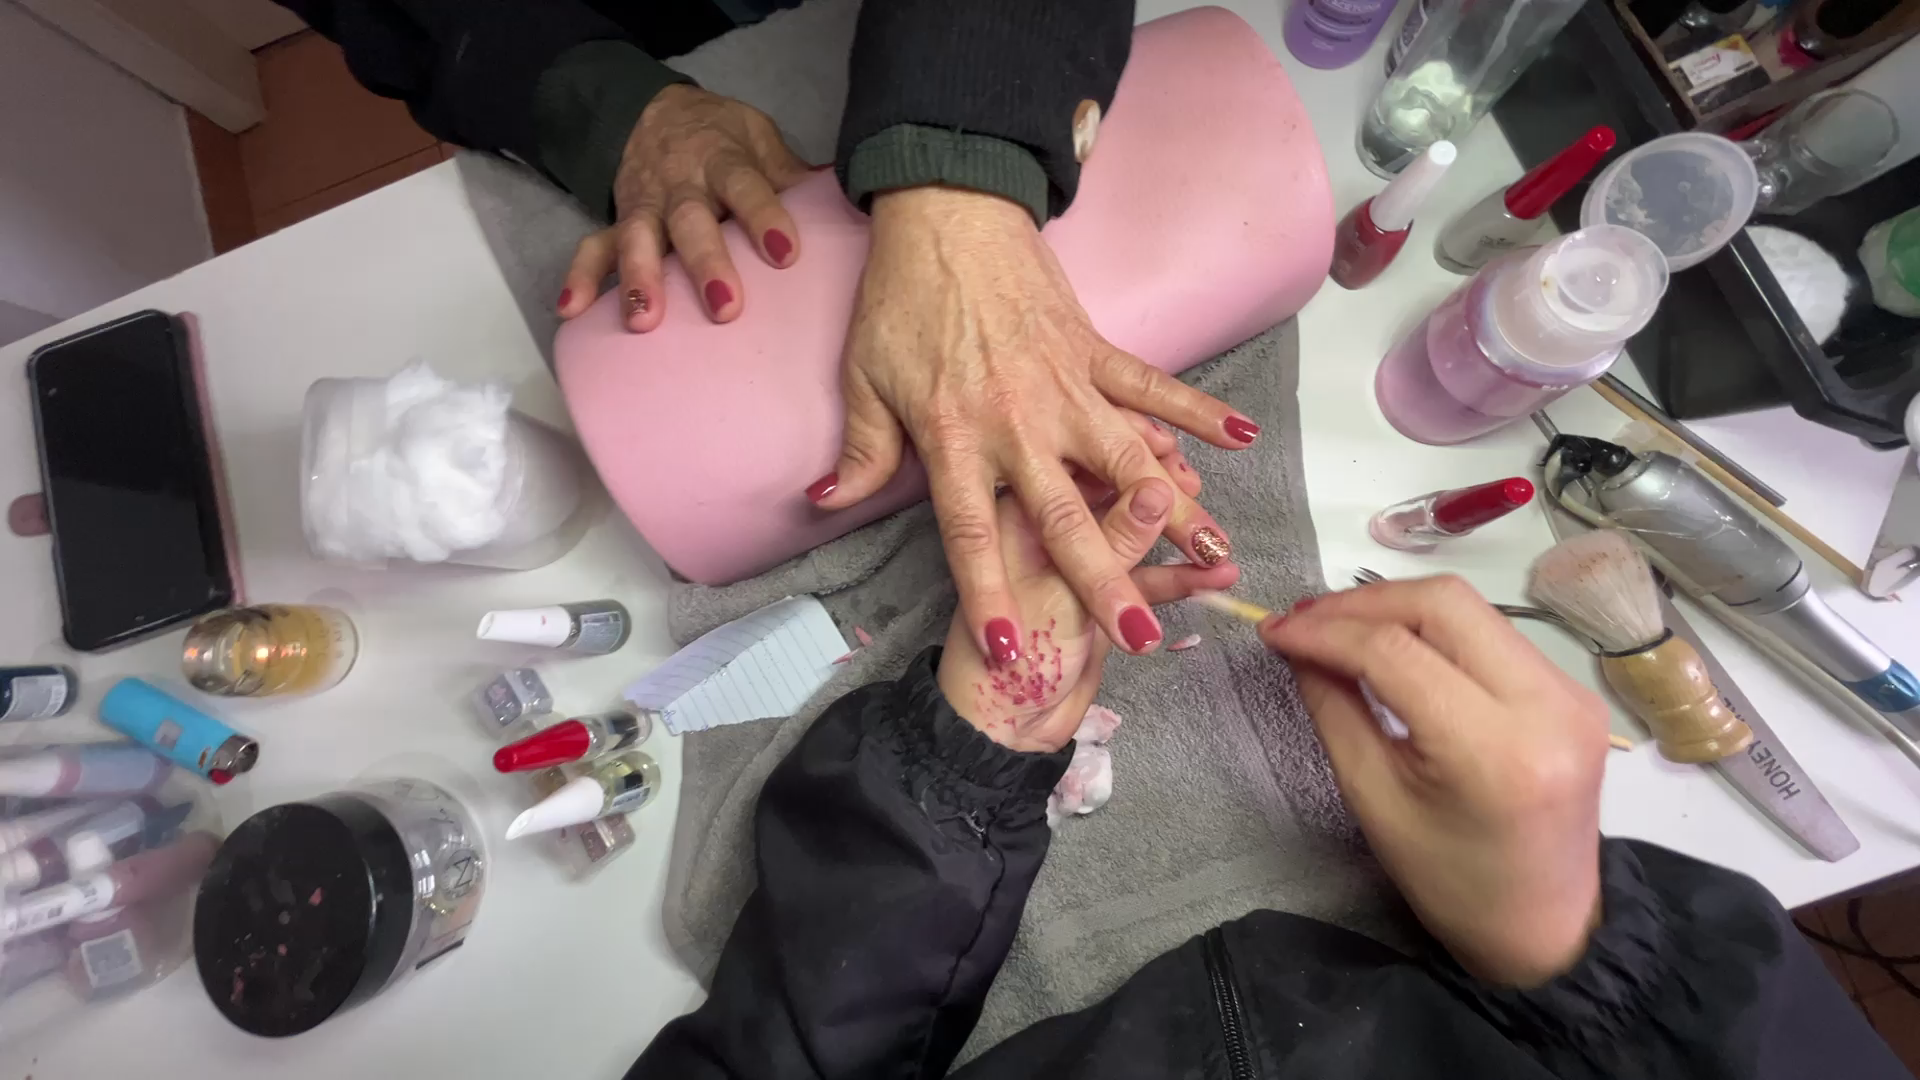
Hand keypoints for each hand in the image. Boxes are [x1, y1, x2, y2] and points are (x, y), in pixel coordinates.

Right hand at [557, 84, 811, 329]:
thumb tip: (850, 204)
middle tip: (726, 309)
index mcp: (725, 161)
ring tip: (644, 321)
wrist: (659, 111)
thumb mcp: (762, 143)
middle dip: (705, 264)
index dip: (764, 218)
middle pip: (691, 223)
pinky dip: (581, 276)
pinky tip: (571, 310)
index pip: (747, 187)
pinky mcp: (619, 220)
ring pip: (639, 239)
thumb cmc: (727, 141)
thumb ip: (792, 179)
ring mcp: (646, 205)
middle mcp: (682, 184)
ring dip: (640, 279)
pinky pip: (593, 246)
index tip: (786, 254)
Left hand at [815, 186, 1258, 666]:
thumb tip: (824, 504)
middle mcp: (1015, 423)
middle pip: (1063, 514)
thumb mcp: (864, 380)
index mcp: (954, 439)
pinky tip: (1239, 439)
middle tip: (1136, 635)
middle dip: (1101, 579)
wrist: (944, 215)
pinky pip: (1150, 385)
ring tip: (1214, 555)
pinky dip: (1193, 411)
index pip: (972, 535)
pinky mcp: (1093, 349)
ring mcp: (1062, 385)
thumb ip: (859, 452)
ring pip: (1124, 458)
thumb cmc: (901, 303)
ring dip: (1171, 509)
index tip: (1009, 649)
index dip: (988, 594)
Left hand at [936, 425, 1238, 752]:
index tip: (1174, 456)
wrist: (1000, 733)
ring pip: (1132, 539)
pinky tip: (1216, 576)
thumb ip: (1111, 541)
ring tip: (1221, 544)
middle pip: (1112, 498)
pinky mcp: (1097, 596)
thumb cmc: (1010, 660)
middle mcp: (1045, 527)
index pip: (1078, 467)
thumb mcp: (1063, 594)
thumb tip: (1159, 485)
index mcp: (1020, 511)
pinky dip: (1176, 579)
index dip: (1126, 458)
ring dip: (1177, 544)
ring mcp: (1073, 562)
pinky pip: (1142, 578)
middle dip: (1160, 498)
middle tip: (1199, 493)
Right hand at [1258, 576, 1611, 986]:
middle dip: (1357, 602)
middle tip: (1301, 620)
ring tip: (1332, 626)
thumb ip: (1332, 704)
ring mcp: (1568, 691)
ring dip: (1387, 605)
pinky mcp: (1568, 687)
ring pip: (1463, 604)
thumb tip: (1297, 643)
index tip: (1273, 631)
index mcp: (1495, 750)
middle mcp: (1547, 705)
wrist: (1547, 925)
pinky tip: (1382, 641)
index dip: (1323, 631)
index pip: (1393, 652)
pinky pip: (1483, 627)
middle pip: (1439, 604)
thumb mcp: (1370, 793)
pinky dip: (1421, 623)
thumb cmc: (1447, 875)